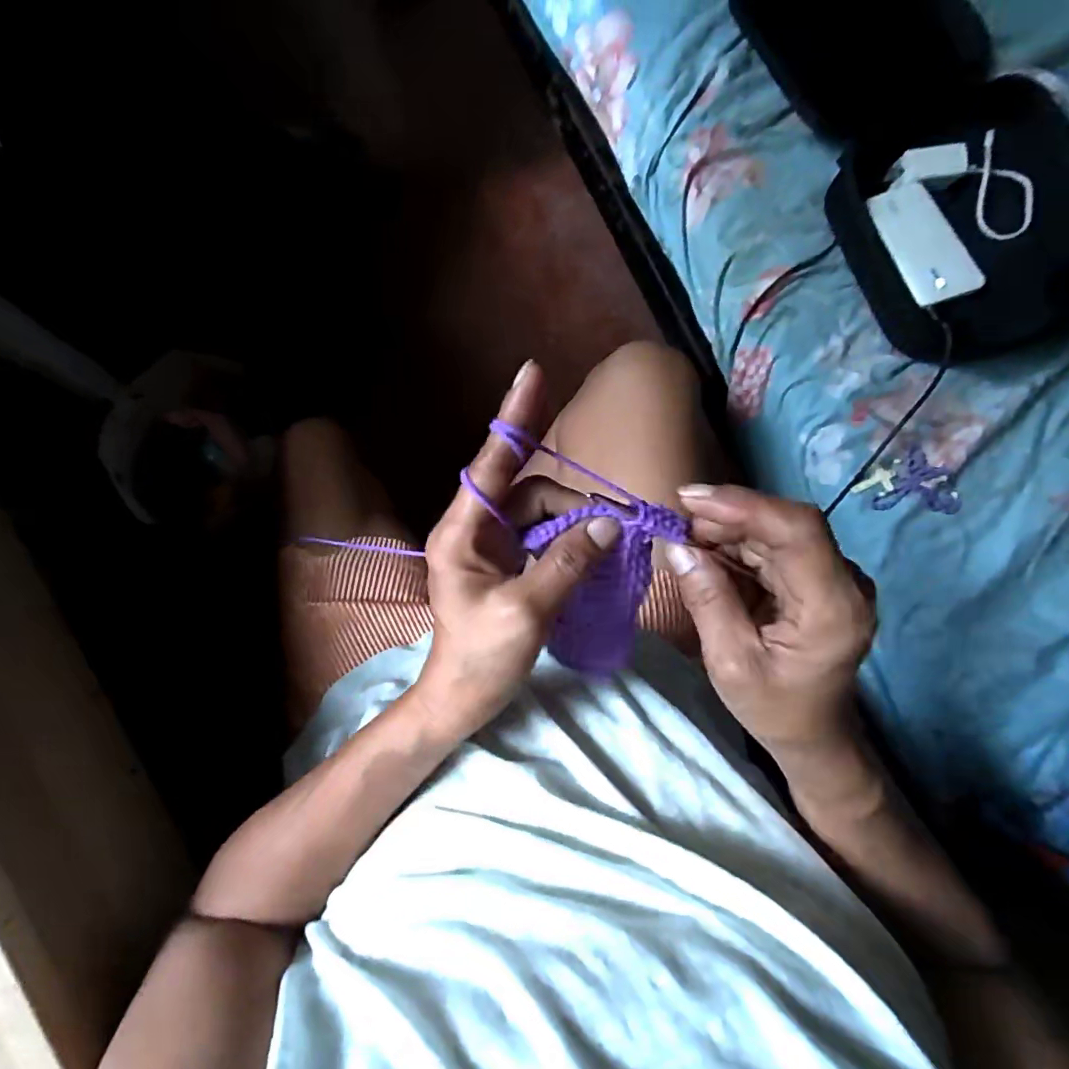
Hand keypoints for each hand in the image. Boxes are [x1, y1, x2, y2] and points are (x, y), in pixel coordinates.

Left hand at [415, 362, 619, 736]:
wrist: (460, 697)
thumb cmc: (480, 657)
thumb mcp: (526, 610)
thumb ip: (567, 562)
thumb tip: (608, 522)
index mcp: (460, 532)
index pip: (491, 462)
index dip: (514, 417)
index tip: (532, 372)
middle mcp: (471, 529)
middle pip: (526, 488)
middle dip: (568, 500)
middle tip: (609, 526)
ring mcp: (488, 546)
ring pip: (538, 512)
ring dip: (572, 522)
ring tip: (603, 548)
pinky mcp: (504, 563)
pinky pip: (541, 535)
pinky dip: (567, 539)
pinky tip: (589, 554)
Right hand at [663, 485, 875, 753]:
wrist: (813, 734)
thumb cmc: (773, 708)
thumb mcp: (730, 662)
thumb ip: (708, 601)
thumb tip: (677, 547)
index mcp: (832, 607)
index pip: (798, 532)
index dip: (744, 506)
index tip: (690, 499)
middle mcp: (843, 583)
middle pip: (786, 525)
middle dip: (727, 515)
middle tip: (673, 521)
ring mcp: (832, 579)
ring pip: (776, 531)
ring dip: (725, 528)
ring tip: (680, 536)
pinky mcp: (814, 580)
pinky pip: (772, 547)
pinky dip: (733, 544)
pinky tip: (701, 549)